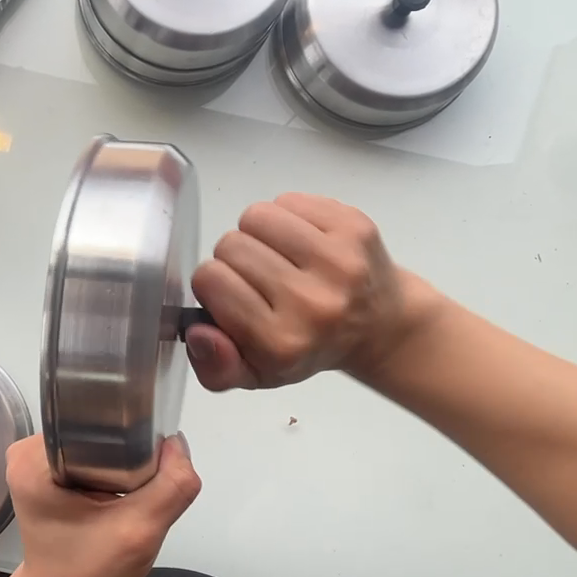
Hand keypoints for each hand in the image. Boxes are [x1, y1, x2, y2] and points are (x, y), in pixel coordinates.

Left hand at [2, 434, 200, 576]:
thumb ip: (171, 486)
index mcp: (32, 457)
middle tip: (144, 486)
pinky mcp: (45, 474)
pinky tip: (120, 494)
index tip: (153, 467)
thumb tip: (178, 442)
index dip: (134, 439)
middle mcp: (26, 451)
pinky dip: (111, 473)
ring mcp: (33, 462)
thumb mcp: (139, 531)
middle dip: (129, 454)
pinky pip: (90, 457)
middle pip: (97, 431)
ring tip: (132, 492)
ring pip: (97, 444)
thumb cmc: (88, 573)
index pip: (98, 423)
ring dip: (122, 465)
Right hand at [187, 193, 429, 390]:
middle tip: (255, 278)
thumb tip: (197, 332)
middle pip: (230, 246)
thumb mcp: (255, 375)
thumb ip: (215, 368)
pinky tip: (297, 241)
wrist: (379, 325)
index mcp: (281, 342)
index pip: (210, 281)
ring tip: (273, 255)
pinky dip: (284, 216)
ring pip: (256, 217)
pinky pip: (288, 201)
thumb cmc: (306, 349)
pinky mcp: (354, 227)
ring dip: (255, 233)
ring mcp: (337, 261)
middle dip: (232, 259)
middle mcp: (311, 303)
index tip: (230, 297)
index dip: (212, 286)